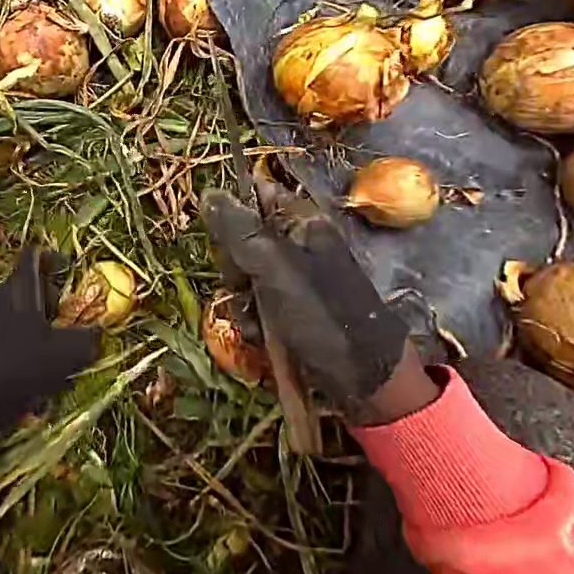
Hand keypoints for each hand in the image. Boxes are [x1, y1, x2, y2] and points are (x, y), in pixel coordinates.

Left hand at [0, 247, 97, 466]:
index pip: (34, 255)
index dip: (53, 257)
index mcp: (21, 288)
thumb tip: (99, 332)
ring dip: (35, 315)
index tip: (68, 270)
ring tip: (51, 340)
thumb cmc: (26, 366)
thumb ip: (90, 338)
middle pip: (26, 281)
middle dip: (49, 293)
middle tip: (64, 313)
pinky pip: (4, 324)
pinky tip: (31, 360)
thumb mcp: (69, 352)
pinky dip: (20, 332)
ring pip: (15, 304)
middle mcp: (0, 295)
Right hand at [202, 188, 424, 422]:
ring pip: (244, 275)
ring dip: (241, 300)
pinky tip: (262, 337)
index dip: (232, 214)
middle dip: (235, 267)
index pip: (254, 196)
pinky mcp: (290, 310)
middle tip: (243, 284)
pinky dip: (253, 321)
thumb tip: (209, 192)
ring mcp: (294, 279)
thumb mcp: (273, 265)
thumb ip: (238, 228)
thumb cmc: (321, 314)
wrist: (364, 381)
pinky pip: (255, 304)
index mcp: (301, 223)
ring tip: (257, 320)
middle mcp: (296, 245)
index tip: (225, 238)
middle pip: (242, 239)